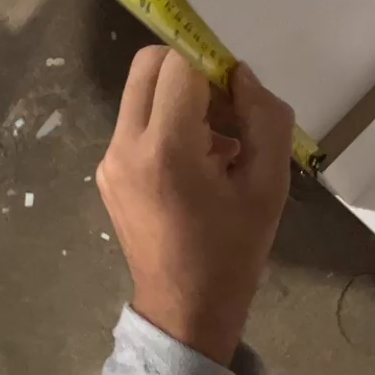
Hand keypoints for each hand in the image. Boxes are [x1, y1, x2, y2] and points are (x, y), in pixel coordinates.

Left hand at [97, 48, 294, 364]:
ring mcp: (109, 160)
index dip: (213, 66)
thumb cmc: (232, 251)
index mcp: (166, 150)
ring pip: (140, 93)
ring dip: (178, 99)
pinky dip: (164, 125)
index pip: (179, 65)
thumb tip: (240, 76)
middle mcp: (125, 146)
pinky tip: (194, 166)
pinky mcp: (106, 173)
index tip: (237, 97)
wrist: (184, 309)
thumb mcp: (269, 185)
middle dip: (189, 72)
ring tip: (215, 146)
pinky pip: (134, 124)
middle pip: (148, 64)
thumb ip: (264, 118)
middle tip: (224, 110)